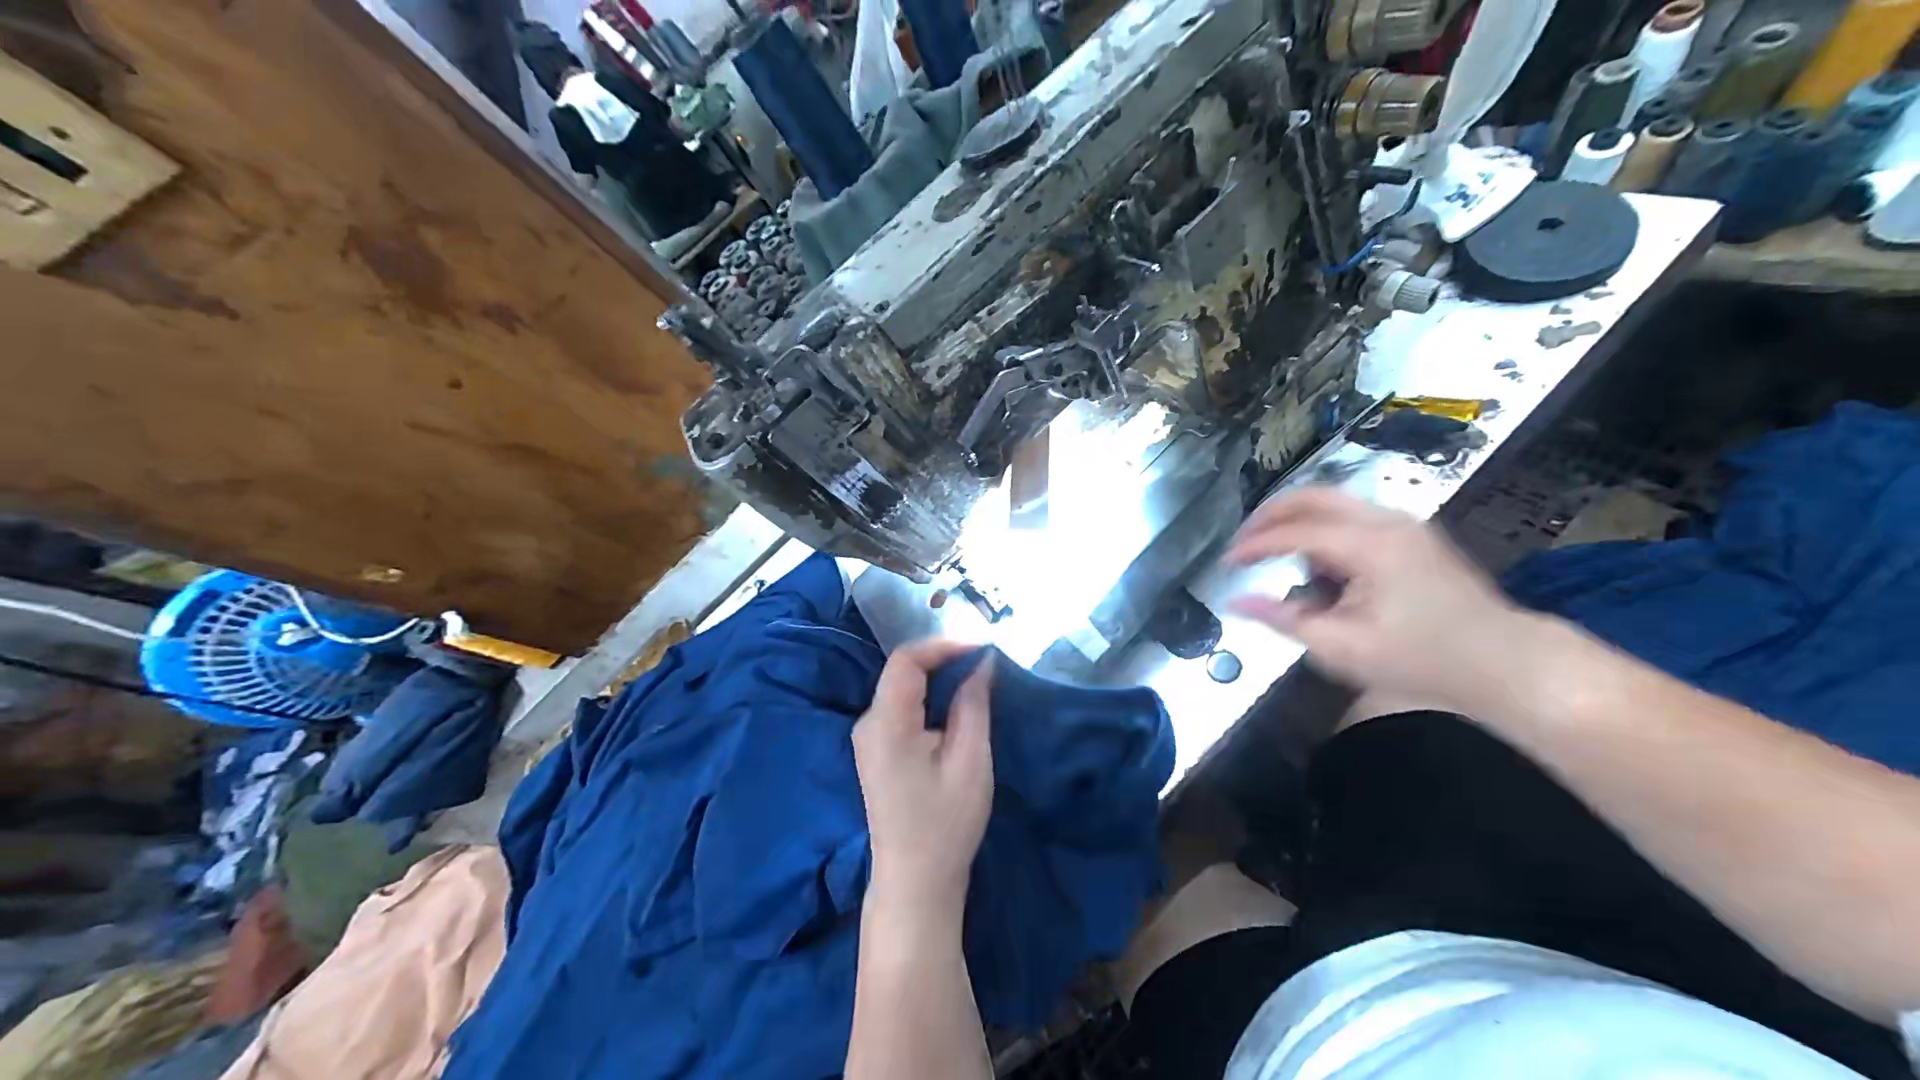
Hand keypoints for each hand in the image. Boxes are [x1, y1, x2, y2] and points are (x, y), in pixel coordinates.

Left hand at [853, 640, 995, 915]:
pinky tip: (955, 702)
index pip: (906, 660)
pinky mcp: (876, 749)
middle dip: (943, 657)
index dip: (944, 644)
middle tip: (984, 658)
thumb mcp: (970, 761)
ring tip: (976, 675)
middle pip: (901, 670)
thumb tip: (982, 663)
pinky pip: (900, 706)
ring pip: (901, 686)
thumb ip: (974, 704)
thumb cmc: (946, 824)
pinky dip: (928, 695)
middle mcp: (868, 723)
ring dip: (937, 676)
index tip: (982, 647)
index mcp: (886, 724)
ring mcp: (868, 737)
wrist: (915, 880)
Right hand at [1224, 489, 1537, 714]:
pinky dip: (1323, 528)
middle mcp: (1387, 521)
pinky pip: (1354, 516)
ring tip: (1273, 553)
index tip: (1227, 562)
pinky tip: (1317, 563)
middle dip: (1270, 514)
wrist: (1506, 662)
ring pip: (1334, 501)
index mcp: (1369, 545)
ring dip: (1297, 520)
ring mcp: (1404, 524)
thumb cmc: (1422, 659)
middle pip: (1313, 496)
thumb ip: (1284, 619)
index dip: (1254, 545)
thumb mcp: (1343, 648)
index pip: (1294, 532)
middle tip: (1243, 541)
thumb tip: (1236, 602)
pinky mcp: (1413, 535)